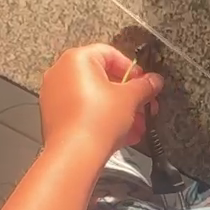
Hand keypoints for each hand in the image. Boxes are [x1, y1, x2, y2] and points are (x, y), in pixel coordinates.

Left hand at [38, 44, 163, 161]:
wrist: (75, 154)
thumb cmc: (97, 121)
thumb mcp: (130, 99)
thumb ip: (145, 86)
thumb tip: (154, 81)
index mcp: (78, 59)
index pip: (111, 54)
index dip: (133, 69)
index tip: (145, 83)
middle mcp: (62, 73)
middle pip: (102, 78)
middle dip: (128, 95)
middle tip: (143, 106)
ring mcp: (55, 96)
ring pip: (94, 98)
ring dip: (118, 110)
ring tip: (136, 125)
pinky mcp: (56, 117)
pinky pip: (84, 112)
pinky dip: (102, 119)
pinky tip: (121, 134)